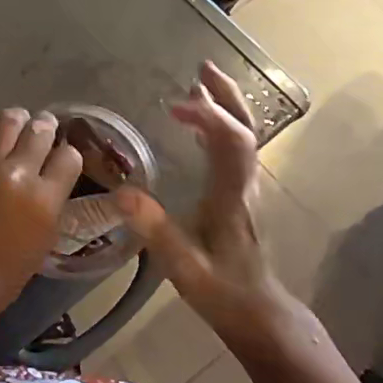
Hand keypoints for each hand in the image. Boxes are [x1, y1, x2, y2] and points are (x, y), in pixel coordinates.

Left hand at [0, 109, 82, 327]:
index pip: (69, 156)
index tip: (62, 160)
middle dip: (46, 128)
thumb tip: (53, 175)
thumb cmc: (4, 274)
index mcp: (44, 200)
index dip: (68, 156)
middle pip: (41, 129)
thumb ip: (53, 202)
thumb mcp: (45, 240)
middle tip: (43, 133)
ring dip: (17, 121)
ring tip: (16, 130)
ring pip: (9, 119)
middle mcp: (18, 173)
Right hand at [116, 63, 303, 345]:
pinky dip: (220, 126)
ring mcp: (246, 188)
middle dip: (226, 96)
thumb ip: (156, 230)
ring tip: (199, 82)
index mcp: (232, 195)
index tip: (174, 105)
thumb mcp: (184, 267)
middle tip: (202, 69)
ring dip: (226, 105)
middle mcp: (244, 184)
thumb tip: (123, 193)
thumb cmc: (222, 291)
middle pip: (246, 128)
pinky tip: (200, 124)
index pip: (232, 141)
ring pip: (244, 136)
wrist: (259, 313)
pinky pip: (235, 148)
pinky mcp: (241, 195)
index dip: (208, 115)